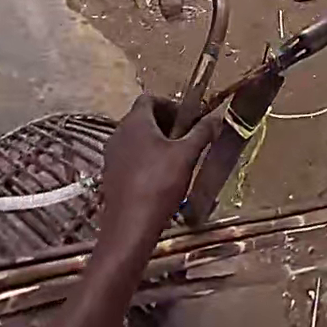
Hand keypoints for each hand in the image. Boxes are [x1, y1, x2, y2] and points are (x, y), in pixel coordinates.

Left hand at [96, 95, 221, 244]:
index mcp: (135, 121)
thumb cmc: (159, 184)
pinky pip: (130, 156)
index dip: (170, 104)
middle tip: (186, 139)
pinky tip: (160, 178)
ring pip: (136, 138)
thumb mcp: (186, 156)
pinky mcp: (110, 174)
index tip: (187, 120)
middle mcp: (119, 132)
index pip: (150, 98)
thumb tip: (216, 116)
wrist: (129, 228)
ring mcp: (112, 154)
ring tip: (177, 160)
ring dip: (156, 142)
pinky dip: (145, 158)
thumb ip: (201, 133)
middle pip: (143, 117)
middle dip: (166, 124)